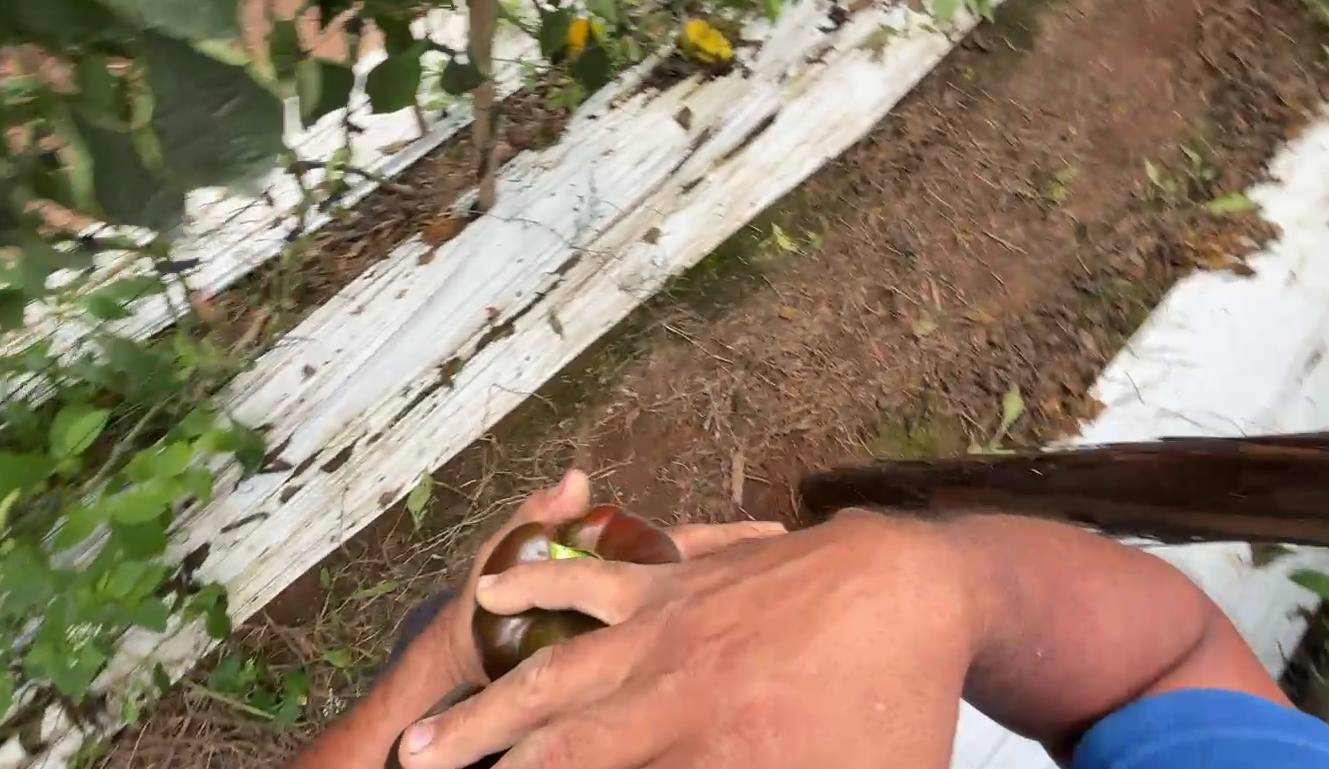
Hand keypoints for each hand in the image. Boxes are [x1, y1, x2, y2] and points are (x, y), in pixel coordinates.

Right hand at [398, 510, 972, 768]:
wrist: (908, 588)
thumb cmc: (898, 709)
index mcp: (721, 754)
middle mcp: (674, 691)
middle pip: (558, 748)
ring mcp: (666, 623)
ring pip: (554, 670)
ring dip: (485, 711)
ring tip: (419, 745)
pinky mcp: (672, 576)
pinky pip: (590, 578)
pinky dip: (535, 586)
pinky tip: (491, 588)